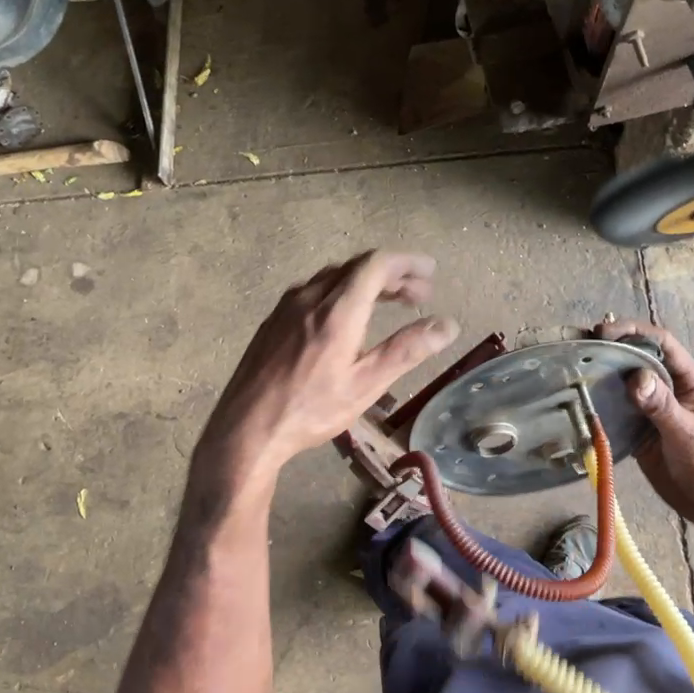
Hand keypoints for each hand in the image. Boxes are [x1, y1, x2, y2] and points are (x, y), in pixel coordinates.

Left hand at [199, 251, 459, 483]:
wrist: (246, 428)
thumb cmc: (310, 410)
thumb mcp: (365, 385)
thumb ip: (406, 350)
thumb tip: (447, 325)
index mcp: (337, 310)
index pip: (376, 265)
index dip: (407, 263)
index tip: (430, 272)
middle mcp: (310, 297)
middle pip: (356, 267)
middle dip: (392, 274)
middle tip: (419, 293)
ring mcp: (287, 307)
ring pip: (334, 277)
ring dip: (366, 281)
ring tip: (389, 301)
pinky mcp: (274, 320)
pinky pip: (314, 291)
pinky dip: (342, 291)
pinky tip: (347, 317)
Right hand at [596, 319, 693, 539]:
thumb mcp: (692, 436)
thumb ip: (663, 407)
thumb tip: (635, 376)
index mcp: (690, 382)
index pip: (661, 344)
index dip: (633, 332)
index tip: (603, 332)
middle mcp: (670, 390)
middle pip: (637, 360)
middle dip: (610, 350)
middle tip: (577, 347)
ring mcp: (654, 412)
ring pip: (624, 385)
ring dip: (600, 376)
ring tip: (569, 369)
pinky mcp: (641, 433)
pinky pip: (618, 412)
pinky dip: (600, 406)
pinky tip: (578, 403)